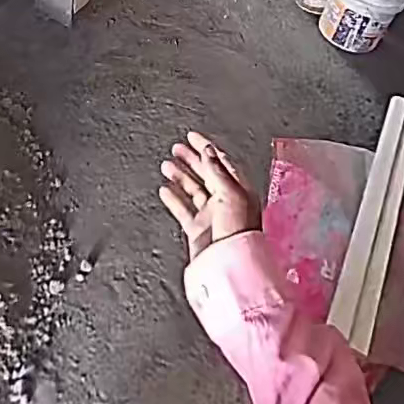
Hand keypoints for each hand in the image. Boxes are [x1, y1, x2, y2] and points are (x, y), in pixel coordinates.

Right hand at [159, 132, 260, 260]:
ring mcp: (211, 215)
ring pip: (192, 189)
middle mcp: (225, 200)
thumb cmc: (238, 232)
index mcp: (237, 190)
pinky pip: (183, 209)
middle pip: (205, 173)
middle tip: (176, 148)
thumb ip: (217, 171)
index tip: (192, 137)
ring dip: (179, 176)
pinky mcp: (198, 229)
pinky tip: (165, 189)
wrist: (229, 267)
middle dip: (191, 159)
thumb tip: (208, 150)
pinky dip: (173, 198)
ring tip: (166, 164)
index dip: (206, 147)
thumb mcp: (230, 194)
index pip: (220, 162)